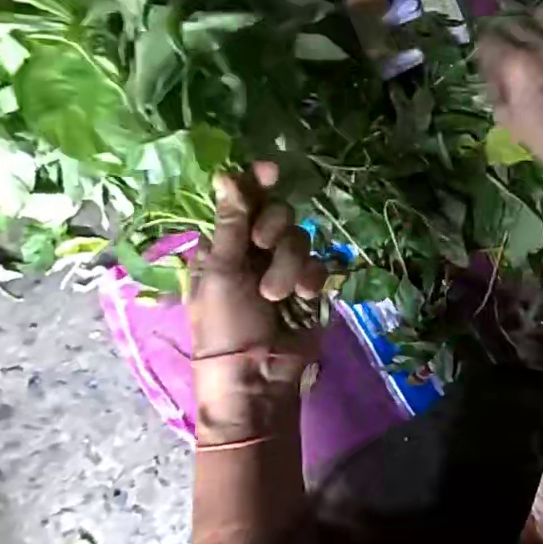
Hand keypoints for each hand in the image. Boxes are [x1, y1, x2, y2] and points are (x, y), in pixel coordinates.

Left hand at [189, 160, 326, 357]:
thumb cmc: (225, 324)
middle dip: (274, 230)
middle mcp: (253, 251)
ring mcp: (283, 268)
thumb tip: (226, 173)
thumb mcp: (222, 271)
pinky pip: (320, 264)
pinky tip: (304, 296)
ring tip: (278, 294)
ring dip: (290, 265)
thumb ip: (232, 222)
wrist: (258, 372)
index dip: (257, 182)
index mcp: (222, 245)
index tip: (272, 171)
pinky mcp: (310, 284)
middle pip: (278, 215)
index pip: (242, 200)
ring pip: (301, 240)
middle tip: (263, 246)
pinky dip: (312, 279)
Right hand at [477, 7, 542, 207]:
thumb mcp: (506, 117)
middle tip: (508, 53)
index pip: (488, 39)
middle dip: (505, 37)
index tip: (488, 64)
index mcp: (516, 62)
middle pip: (514, 24)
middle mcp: (542, 45)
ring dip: (533, 25)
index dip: (485, 52)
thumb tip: (495, 74)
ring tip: (533, 40)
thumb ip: (496, 87)